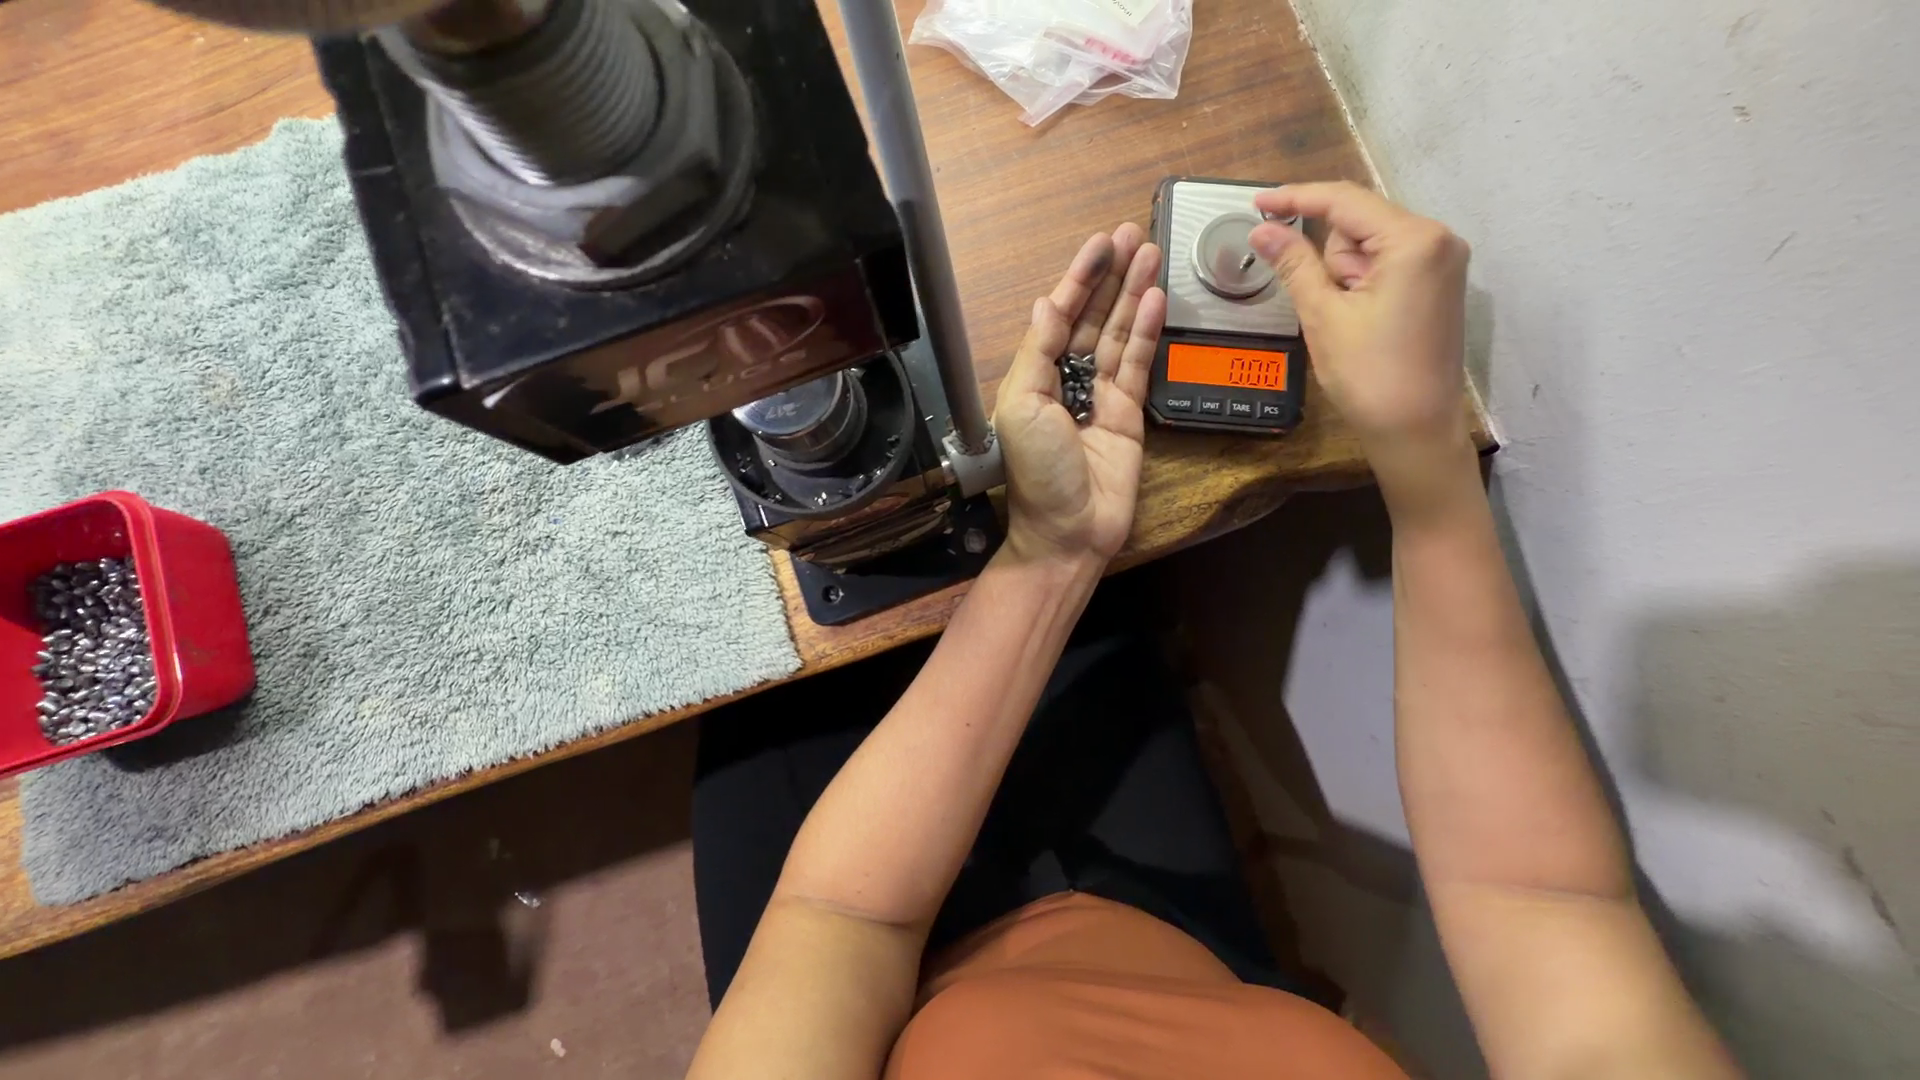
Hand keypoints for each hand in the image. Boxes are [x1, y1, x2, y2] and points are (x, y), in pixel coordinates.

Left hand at [994, 224, 1166, 574]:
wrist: (1069, 530)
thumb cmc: (1038, 474)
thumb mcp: (1023, 407)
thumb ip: (1037, 352)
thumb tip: (1047, 303)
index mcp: (1034, 376)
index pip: (1059, 316)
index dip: (1079, 280)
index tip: (1100, 244)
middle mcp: (1066, 380)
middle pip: (1092, 317)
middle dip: (1110, 276)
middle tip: (1133, 234)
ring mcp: (1100, 396)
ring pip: (1118, 333)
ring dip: (1133, 294)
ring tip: (1151, 252)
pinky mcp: (1129, 413)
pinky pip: (1138, 363)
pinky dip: (1147, 331)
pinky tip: (1157, 299)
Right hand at [1248, 183, 1472, 483]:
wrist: (1414, 429)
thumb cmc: (1368, 374)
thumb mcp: (1323, 316)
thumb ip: (1293, 264)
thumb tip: (1262, 229)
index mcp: (1413, 240)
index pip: (1344, 201)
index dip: (1296, 198)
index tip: (1255, 201)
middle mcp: (1437, 239)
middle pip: (1358, 223)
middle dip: (1328, 257)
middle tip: (1326, 306)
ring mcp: (1442, 262)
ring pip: (1368, 247)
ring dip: (1343, 276)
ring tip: (1346, 323)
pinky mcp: (1437, 284)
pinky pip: (1386, 265)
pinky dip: (1360, 284)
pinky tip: (1357, 320)